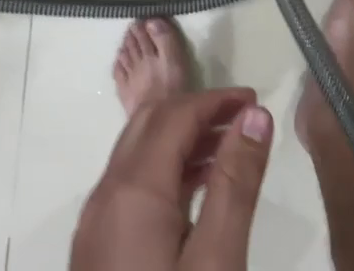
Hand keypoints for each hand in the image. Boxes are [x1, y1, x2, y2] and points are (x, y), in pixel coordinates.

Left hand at [70, 89, 274, 270]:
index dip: (217, 99)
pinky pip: (131, 182)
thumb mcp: (217, 260)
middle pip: (150, 124)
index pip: (176, 115)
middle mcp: (106, 196)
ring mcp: (95, 224)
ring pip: (137, 151)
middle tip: (247, 119)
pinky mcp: (95, 249)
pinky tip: (198, 190)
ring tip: (232, 149)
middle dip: (199, 110)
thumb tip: (255, 115)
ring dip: (183, 136)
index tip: (258, 102)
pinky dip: (167, 166)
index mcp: (134, 191)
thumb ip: (235, 183)